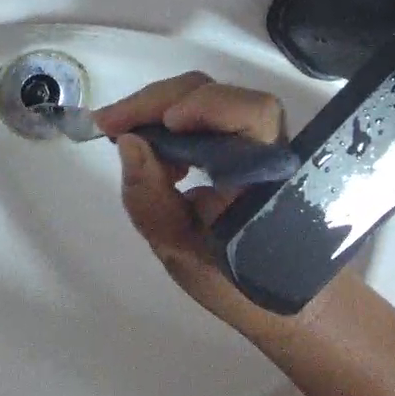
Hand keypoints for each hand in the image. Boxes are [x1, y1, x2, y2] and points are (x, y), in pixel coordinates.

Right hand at [93, 73, 295, 339]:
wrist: (286, 302)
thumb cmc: (236, 284)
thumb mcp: (179, 250)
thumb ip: (150, 198)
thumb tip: (128, 140)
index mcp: (268, 174)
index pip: (251, 113)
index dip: (205, 107)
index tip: (160, 125)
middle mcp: (271, 146)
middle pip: (218, 94)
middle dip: (158, 102)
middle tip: (108, 123)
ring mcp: (259, 140)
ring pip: (208, 98)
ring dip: (158, 108)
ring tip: (121, 133)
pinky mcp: (244, 142)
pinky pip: (204, 115)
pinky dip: (168, 120)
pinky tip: (149, 146)